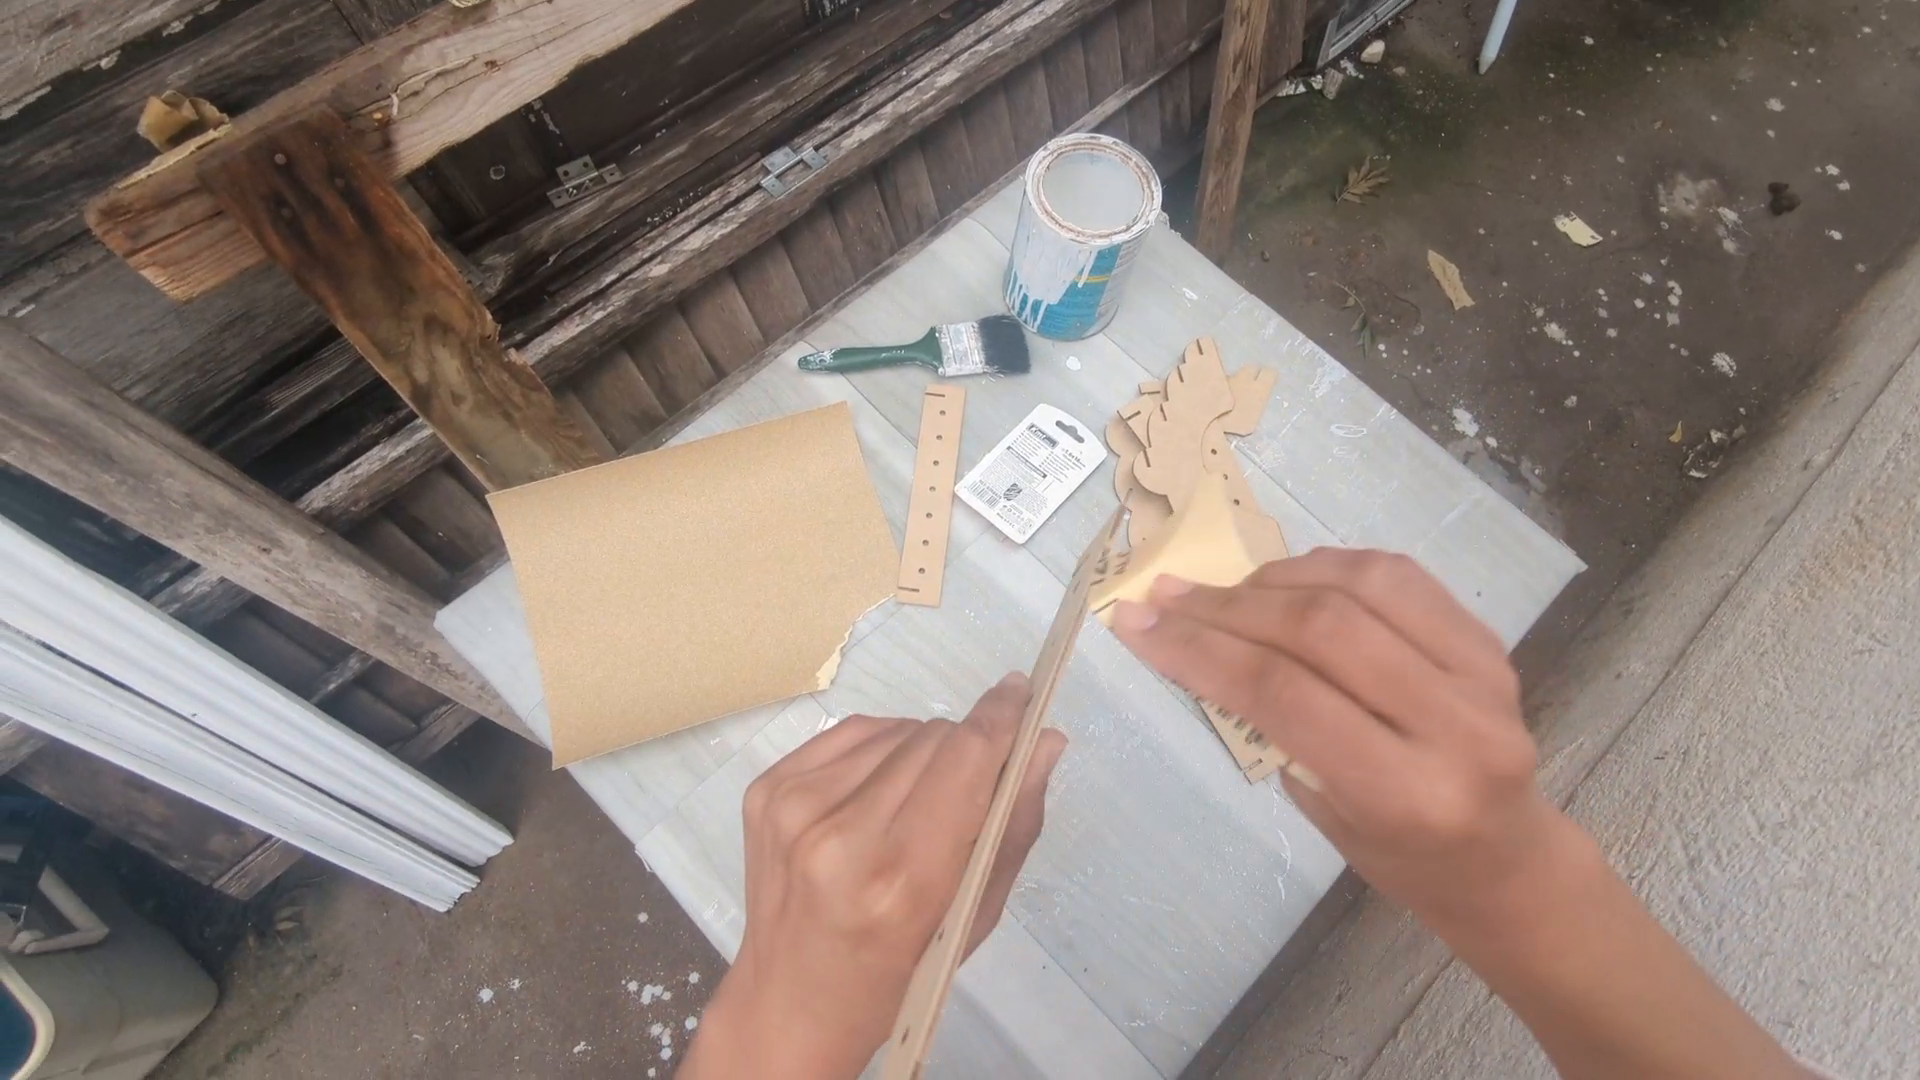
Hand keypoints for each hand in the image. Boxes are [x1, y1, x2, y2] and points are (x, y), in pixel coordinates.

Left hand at [681, 674, 1066, 1079]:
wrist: (792, 1000)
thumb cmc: (902, 971)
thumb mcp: (974, 912)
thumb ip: (1014, 820)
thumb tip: (1045, 739)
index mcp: (902, 877)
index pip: (964, 759)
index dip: (999, 718)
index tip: (1021, 689)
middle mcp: (840, 832)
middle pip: (933, 737)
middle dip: (964, 748)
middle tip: (966, 787)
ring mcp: (794, 805)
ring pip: (894, 729)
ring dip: (920, 750)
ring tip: (912, 802)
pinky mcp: (766, 787)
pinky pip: (850, 732)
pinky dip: (878, 749)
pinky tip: (874, 791)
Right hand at [1109, 547, 1551, 928]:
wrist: (1504, 858)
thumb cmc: (1395, 854)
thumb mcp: (1317, 808)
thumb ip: (1269, 723)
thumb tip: (1197, 638)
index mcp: (1404, 791)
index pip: (1282, 694)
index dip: (1198, 649)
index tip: (1136, 624)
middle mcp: (1456, 726)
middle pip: (1319, 630)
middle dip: (1224, 607)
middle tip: (1165, 597)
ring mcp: (1482, 674)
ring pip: (1358, 586)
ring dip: (1270, 579)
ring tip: (1223, 593)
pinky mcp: (1487, 640)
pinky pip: (1393, 574)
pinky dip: (1323, 565)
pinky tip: (1283, 579)